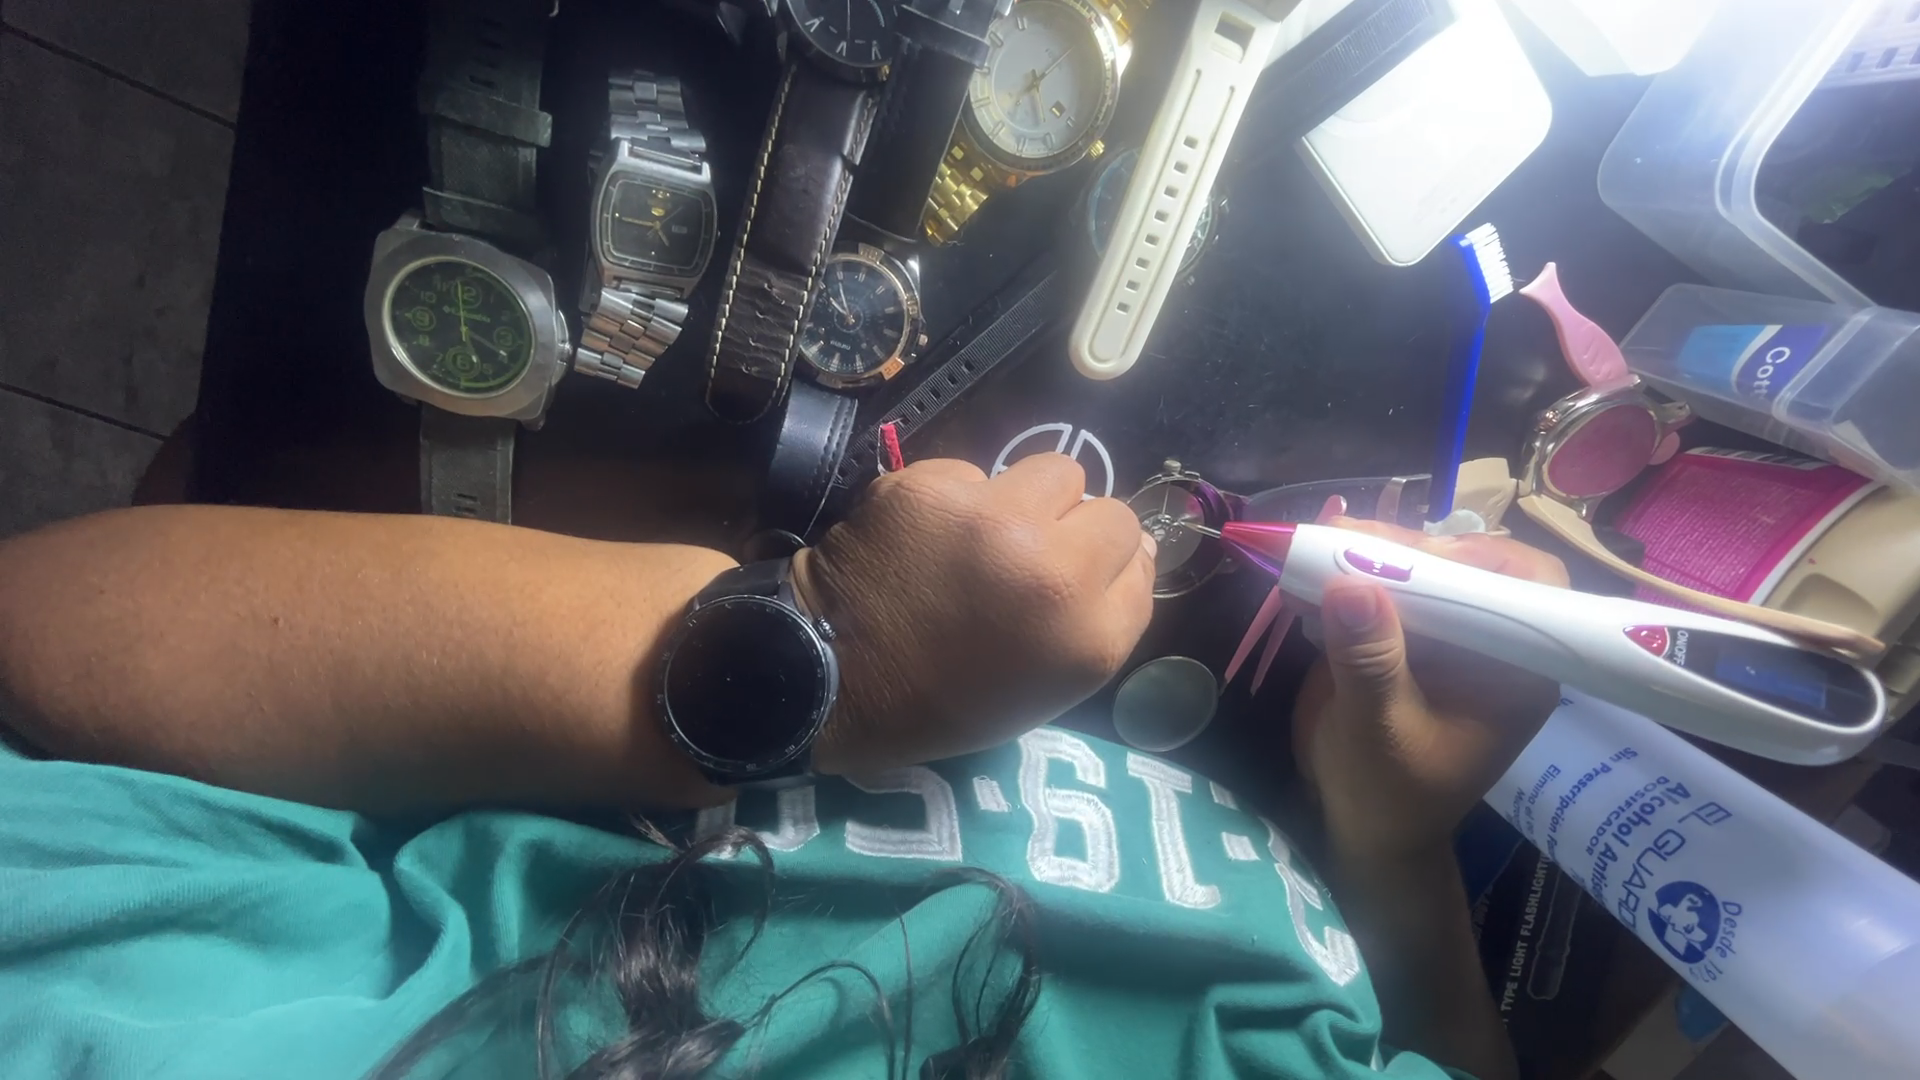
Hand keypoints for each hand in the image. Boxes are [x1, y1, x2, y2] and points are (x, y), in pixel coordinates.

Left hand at [793, 455, 1156, 775]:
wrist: (830, 680)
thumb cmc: (945, 699)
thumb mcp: (1049, 688)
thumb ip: (1107, 616)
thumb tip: (1133, 543)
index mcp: (1087, 636)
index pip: (1140, 557)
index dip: (1105, 566)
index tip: (1071, 577)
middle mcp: (1052, 568)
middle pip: (1110, 511)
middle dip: (1076, 531)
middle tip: (1027, 558)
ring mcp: (989, 518)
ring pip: (1053, 471)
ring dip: (1027, 502)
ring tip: (978, 539)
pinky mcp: (929, 488)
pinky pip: (974, 474)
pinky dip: (957, 501)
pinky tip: (924, 536)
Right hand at [1291, 518, 1568, 859]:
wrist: (1360, 820)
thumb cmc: (1389, 790)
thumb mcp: (1380, 731)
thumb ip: (1370, 664)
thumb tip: (1351, 587)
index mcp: (1511, 668)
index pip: (1525, 586)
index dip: (1478, 559)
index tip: (1417, 559)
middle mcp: (1479, 641)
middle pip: (1458, 566)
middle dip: (1402, 547)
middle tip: (1342, 538)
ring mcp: (1433, 635)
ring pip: (1409, 569)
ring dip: (1362, 552)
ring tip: (1312, 545)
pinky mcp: (1390, 635)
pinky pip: (1371, 588)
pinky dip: (1336, 572)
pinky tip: (1302, 567)